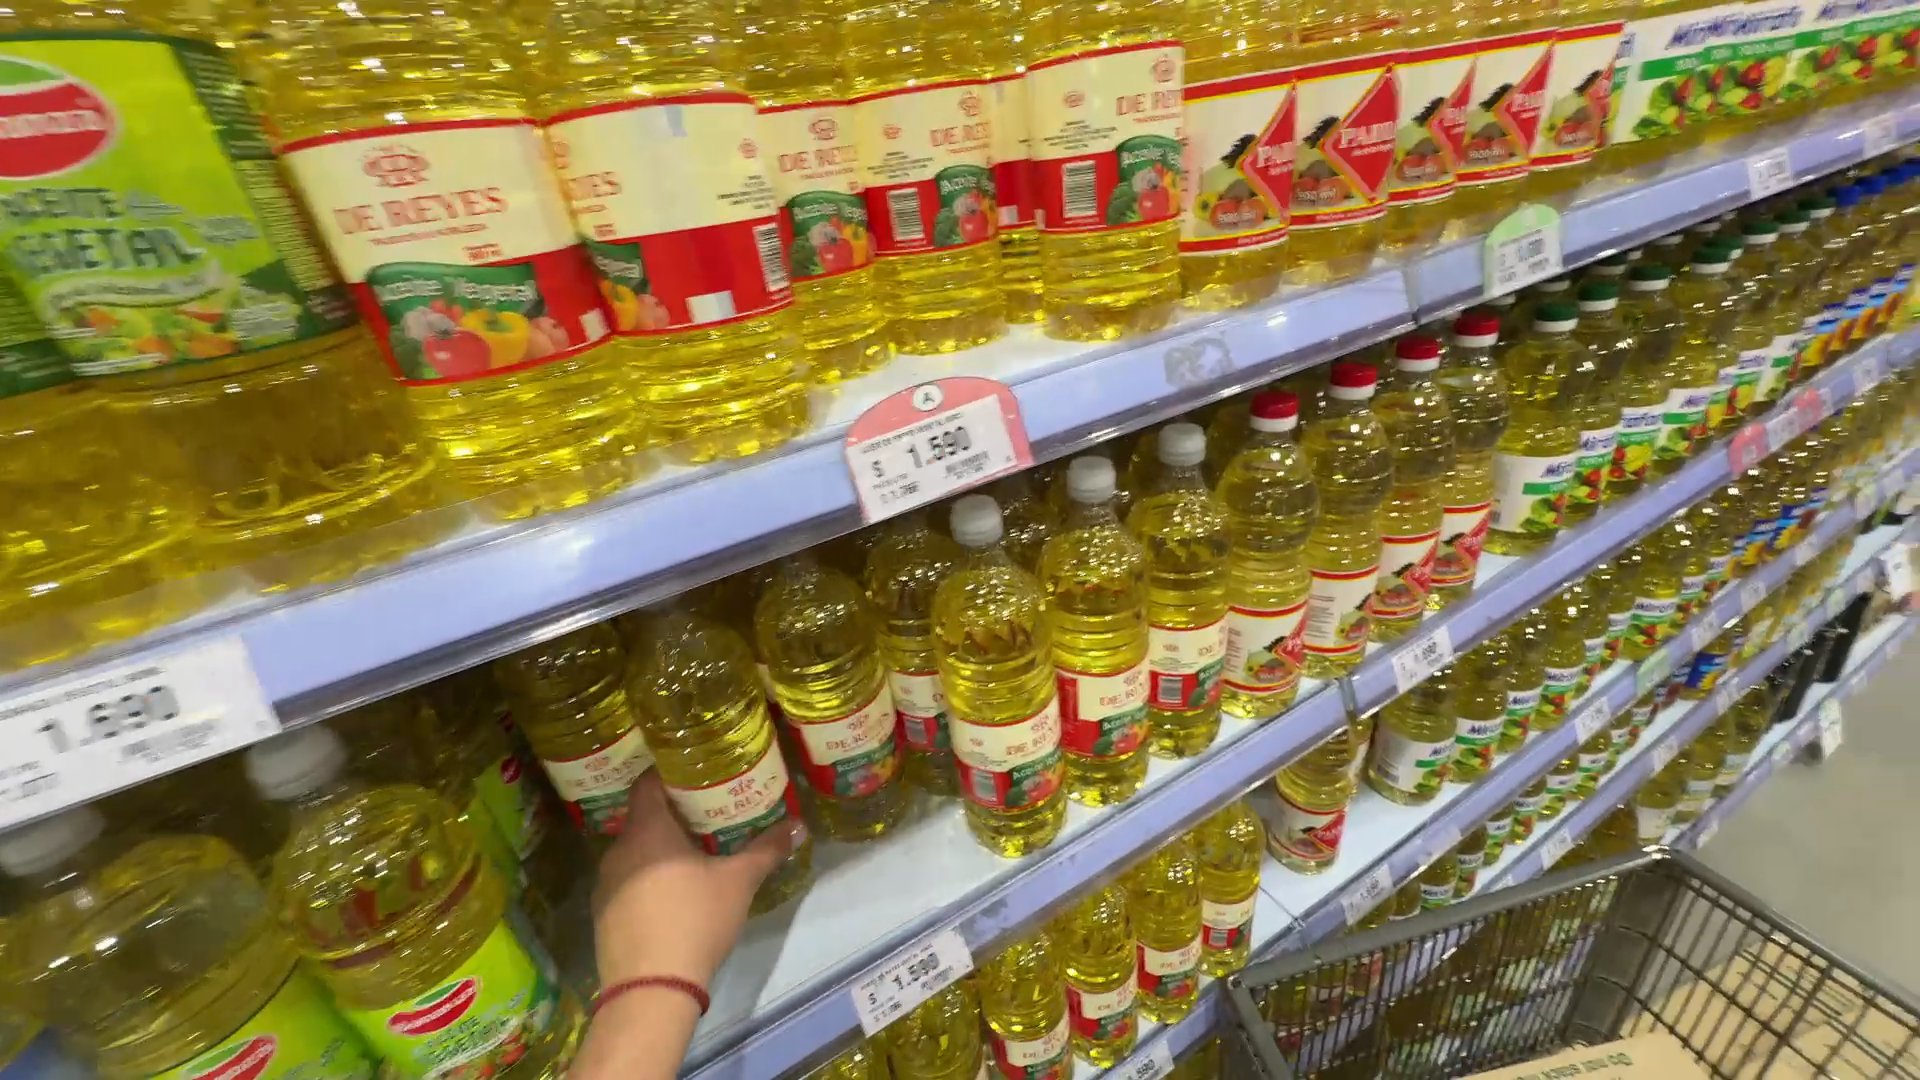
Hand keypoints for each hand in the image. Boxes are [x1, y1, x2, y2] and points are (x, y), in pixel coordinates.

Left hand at [591, 770, 803, 988]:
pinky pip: (628, 879)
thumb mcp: (739, 881)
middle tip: (709, 810)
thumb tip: (799, 825)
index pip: (647, 783)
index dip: (670, 772)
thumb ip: (767, 849)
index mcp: (647, 831)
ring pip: (636, 850)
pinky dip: (649, 875)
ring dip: (662, 846)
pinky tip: (675, 890)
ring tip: (697, 849)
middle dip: (675, 812)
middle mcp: (619, 850)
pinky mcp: (603, 915)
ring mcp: (606, 885)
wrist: (651, 992)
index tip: (697, 771)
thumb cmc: (695, 920)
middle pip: (644, 816)